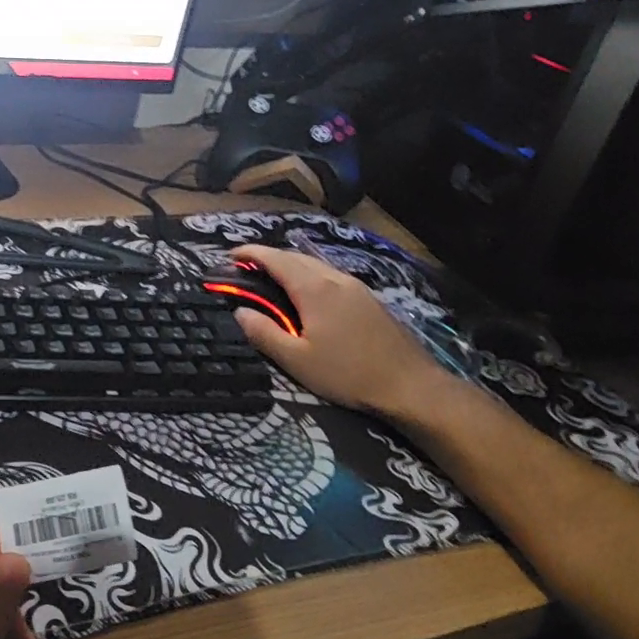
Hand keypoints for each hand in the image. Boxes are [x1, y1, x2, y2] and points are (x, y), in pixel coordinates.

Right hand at [230, 244, 456, 417]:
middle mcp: (335, 278)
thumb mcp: (296, 360)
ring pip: (315, 264)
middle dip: (267, 258)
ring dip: (289, 266)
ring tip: (271, 282)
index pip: (275, 259)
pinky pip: (330, 276)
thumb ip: (264, 333)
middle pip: (295, 256)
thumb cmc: (347, 373)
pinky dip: (308, 276)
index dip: (250, 253)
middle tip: (245, 271)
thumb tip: (240, 311)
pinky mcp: (368, 299)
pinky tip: (306, 297)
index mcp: (314, 289)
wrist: (409, 385)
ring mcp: (356, 287)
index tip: (229, 256)